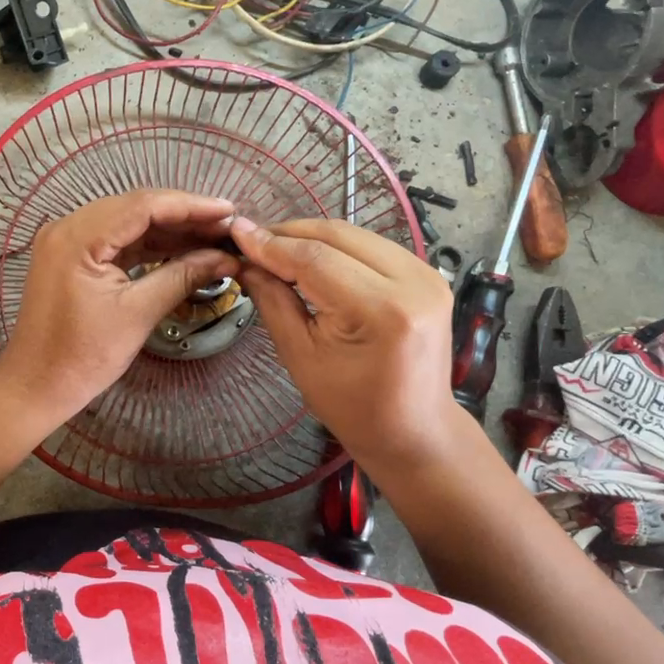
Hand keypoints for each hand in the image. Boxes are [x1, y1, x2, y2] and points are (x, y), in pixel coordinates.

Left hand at [0, 190, 240, 418]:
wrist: (36, 385)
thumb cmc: (82, 356)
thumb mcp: (138, 313)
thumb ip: (182, 276)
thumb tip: (226, 258)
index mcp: (77, 237)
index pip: (142, 205)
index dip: (190, 206)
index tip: (230, 212)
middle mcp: (67, 227)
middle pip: (135, 208)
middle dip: (183, 216)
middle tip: (228, 227)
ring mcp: (66, 241)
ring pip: (127, 223)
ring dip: (169, 231)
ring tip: (214, 238)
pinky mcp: (70, 257)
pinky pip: (115, 241)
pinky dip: (148, 245)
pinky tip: (183, 250)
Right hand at [232, 216, 462, 468]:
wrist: (413, 430)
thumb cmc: (352, 406)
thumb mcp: (300, 356)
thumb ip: (273, 300)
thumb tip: (245, 261)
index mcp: (383, 310)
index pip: (316, 258)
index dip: (271, 244)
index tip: (235, 233)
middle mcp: (413, 281)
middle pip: (338, 235)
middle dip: (289, 233)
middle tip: (249, 239)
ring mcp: (426, 274)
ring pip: (355, 235)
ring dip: (310, 237)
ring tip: (273, 250)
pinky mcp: (427, 274)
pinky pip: (371, 246)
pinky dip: (335, 247)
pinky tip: (308, 258)